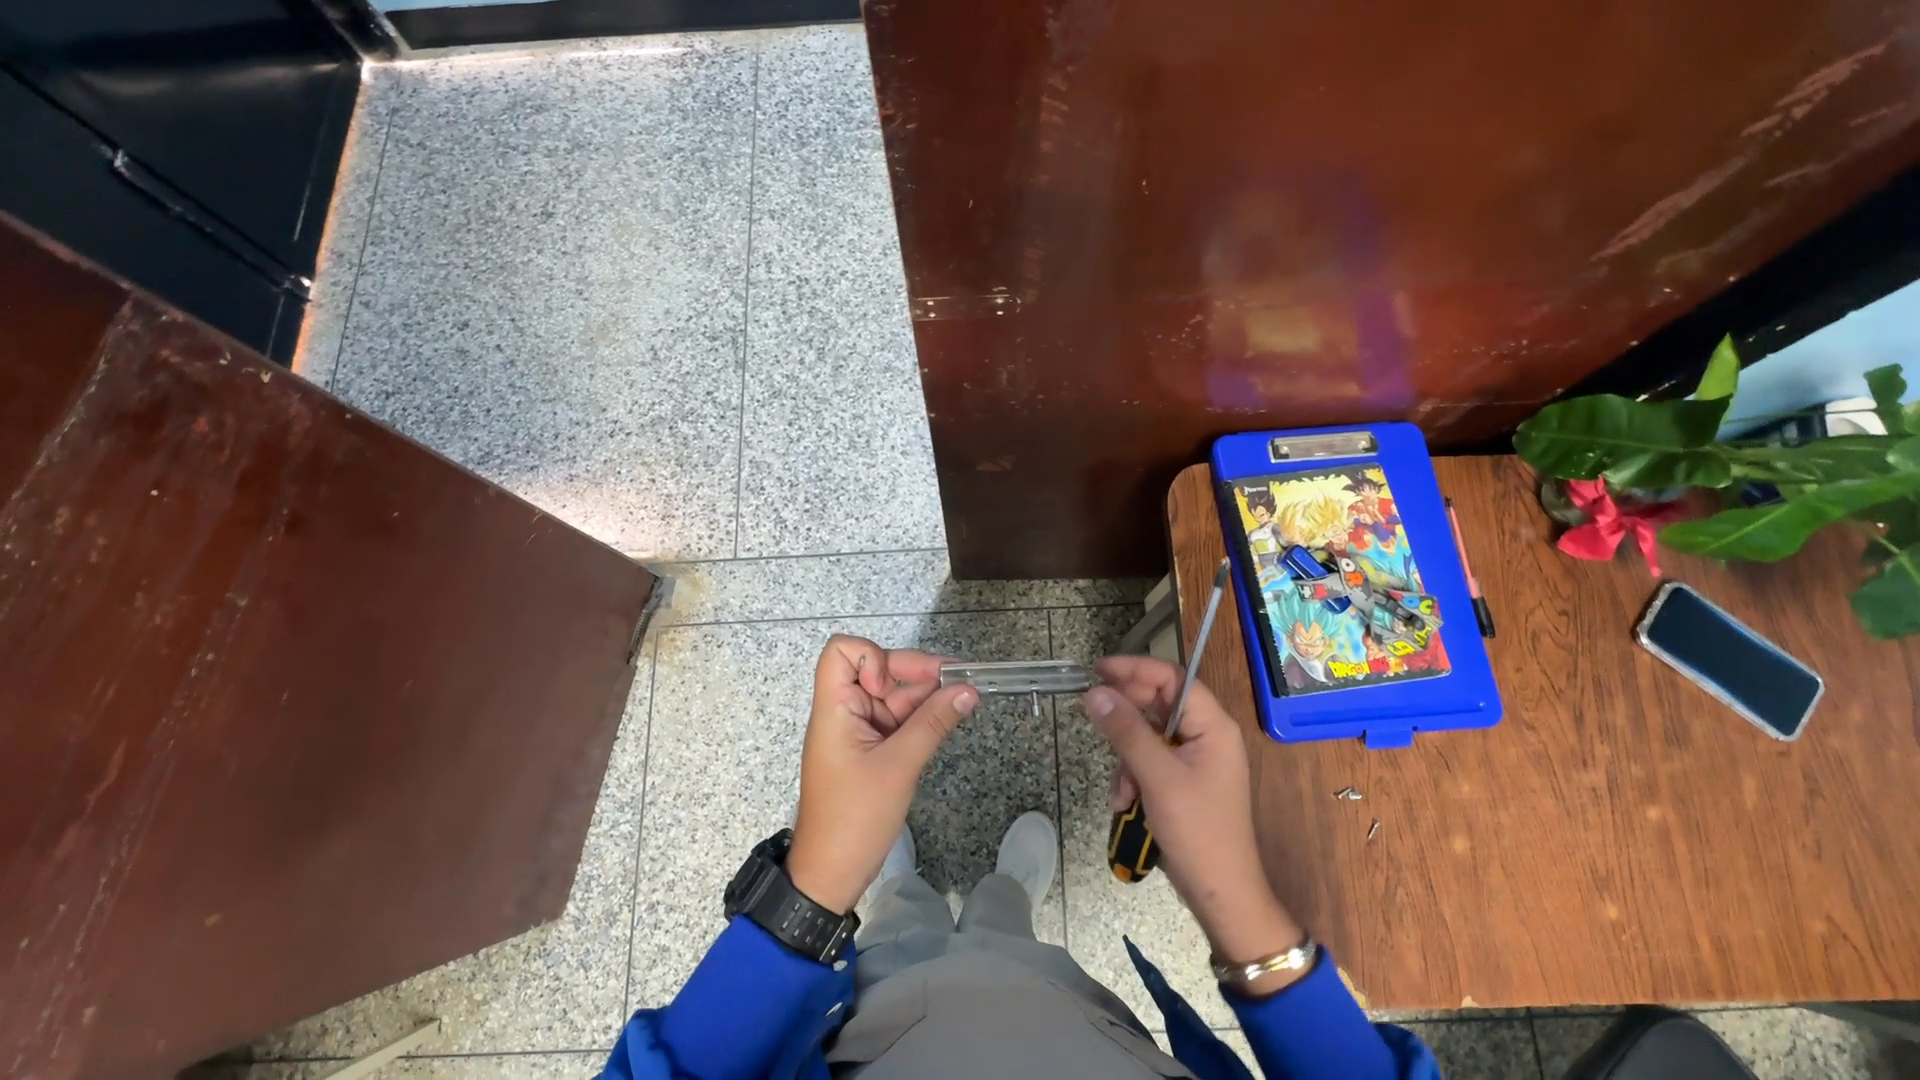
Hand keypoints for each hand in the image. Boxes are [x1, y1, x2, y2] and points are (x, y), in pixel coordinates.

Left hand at [786, 636, 978, 914]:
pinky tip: (949, 717)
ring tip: (965, 696)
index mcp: (834, 709)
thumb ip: (933, 724)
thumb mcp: (898, 767)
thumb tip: (967, 690)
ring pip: (893, 694)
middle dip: (916, 671)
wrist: (832, 874)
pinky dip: (923, 716)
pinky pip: (898, 720)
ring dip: (926, 694)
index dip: (873, 657)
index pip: (842, 652)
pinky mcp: (871, 749)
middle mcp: (844, 711)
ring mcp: (858, 731)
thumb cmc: (855, 818)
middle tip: (959, 679)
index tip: (893, 689)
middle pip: (877, 669)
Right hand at [1085, 656, 1306, 993]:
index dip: (1134, 670)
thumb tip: (1094, 693)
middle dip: (1126, 721)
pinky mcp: (1184, 781)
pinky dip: (1133, 776)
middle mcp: (1207, 735)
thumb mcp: (1157, 778)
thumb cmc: (1197, 832)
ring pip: (1148, 735)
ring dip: (1126, 757)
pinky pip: (1150, 761)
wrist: (1221, 894)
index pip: (1172, 677)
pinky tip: (1125, 803)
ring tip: (1121, 792)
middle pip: (1158, 704)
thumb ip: (1126, 731)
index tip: (1096, 671)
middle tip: (1095, 723)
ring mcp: (1196, 759)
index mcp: (1213, 725)